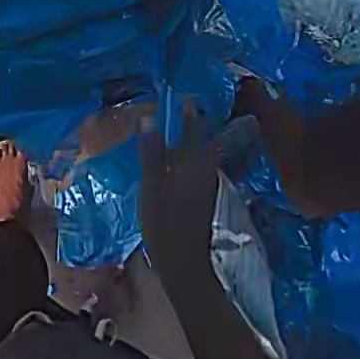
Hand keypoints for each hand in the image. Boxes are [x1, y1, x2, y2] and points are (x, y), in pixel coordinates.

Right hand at [140, 111, 219, 281]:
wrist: (185, 263)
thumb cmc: (163, 222)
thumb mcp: (151, 184)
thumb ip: (152, 151)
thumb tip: (150, 117)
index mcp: (193, 160)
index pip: (194, 126)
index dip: (190, 109)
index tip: (185, 95)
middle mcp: (206, 167)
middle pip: (204, 137)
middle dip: (196, 122)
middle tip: (185, 107)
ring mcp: (209, 182)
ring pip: (205, 151)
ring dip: (196, 138)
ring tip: (181, 129)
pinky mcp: (207, 195)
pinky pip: (203, 164)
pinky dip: (194, 155)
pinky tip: (181, 159)